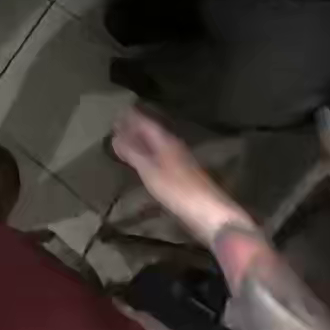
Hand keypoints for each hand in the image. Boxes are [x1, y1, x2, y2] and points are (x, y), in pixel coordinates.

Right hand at [111, 110, 253, 245]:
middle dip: (135, 129)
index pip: (145, 123)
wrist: (215, 217)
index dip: (131, 117)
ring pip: (156, 145)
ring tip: (124, 142)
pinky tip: (142, 161)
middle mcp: (175, 148)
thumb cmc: (179, 190)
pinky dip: (148, 155)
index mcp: (166, 142)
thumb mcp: (148, 170)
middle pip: (152, 133)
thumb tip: (115, 138)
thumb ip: (131, 152)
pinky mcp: (185, 177)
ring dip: (141, 142)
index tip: (116, 112)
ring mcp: (182, 163)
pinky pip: (161, 158)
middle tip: (116, 126)